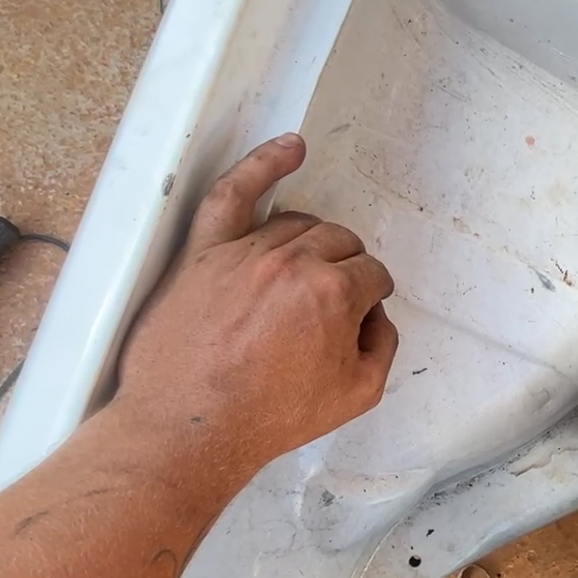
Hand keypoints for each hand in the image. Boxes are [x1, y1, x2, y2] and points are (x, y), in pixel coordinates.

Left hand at [110, 133, 398, 477]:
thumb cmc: (275, 415)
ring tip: (311, 268)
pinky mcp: (204, 252)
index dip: (372, 297)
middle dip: (350, 268)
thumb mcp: (359, 394)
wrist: (193, 427)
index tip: (362, 315)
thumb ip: (384, 346)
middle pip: (341, 243)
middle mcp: (293, 262)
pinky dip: (263, 164)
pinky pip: (233, 193)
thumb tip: (376, 317)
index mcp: (335, 294)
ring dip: (316, 241)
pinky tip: (291, 149)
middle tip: (337, 301)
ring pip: (299, 223)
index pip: (373, 275)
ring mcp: (244, 251)